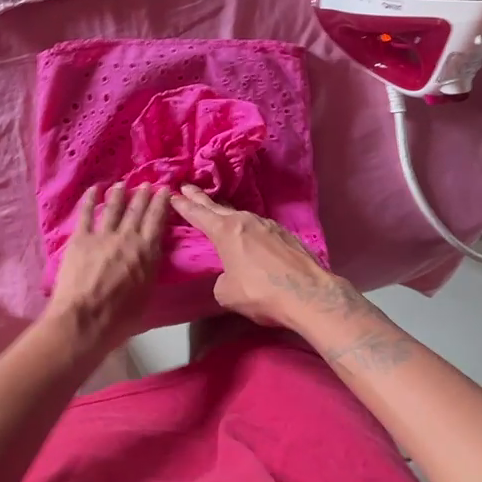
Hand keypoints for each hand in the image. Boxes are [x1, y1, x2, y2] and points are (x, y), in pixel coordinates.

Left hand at [45, 183, 169, 351]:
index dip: (161, 203)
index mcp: (146, 252)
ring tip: (123, 184)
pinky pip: (87, 213)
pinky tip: (94, 189)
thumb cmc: (119, 319)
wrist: (84, 320)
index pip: (157, 221)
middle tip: (146, 183)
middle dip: (143, 195)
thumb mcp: (146, 295)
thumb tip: (150, 256)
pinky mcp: (80, 238)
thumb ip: (149, 270)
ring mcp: (102, 235)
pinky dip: (91, 199)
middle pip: (137, 210)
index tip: (164, 189)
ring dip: (119, 194)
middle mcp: (127, 238)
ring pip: (114, 208)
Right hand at [169, 184, 368, 330]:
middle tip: (187, 187)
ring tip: (219, 213)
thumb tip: (229, 277)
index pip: (198, 214)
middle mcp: (245, 221)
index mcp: (225, 232)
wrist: (308, 294)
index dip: (184, 206)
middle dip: (201, 198)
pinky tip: (251, 235)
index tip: (173, 194)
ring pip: (241, 216)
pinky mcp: (286, 234)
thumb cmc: (261, 292)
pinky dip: (250, 228)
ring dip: (227, 214)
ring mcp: (268, 225)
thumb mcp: (228, 294)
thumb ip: (222, 281)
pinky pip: (260, 227)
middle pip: (218, 207)